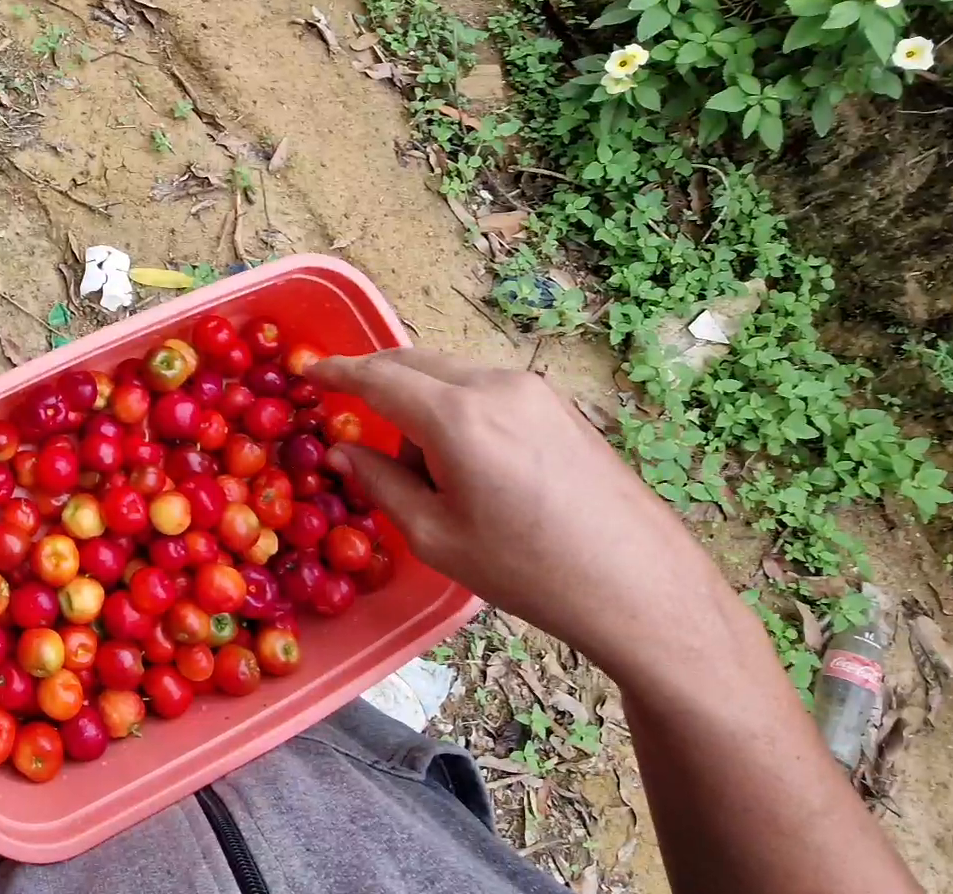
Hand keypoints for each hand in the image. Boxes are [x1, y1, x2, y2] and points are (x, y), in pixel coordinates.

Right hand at [309, 350, 731, 678]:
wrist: (645, 589)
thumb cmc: (528, 570)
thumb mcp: (435, 535)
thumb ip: (380, 482)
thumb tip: (343, 452)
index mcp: (458, 418)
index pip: (378, 378)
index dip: (337, 373)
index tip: (307, 371)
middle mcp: (495, 387)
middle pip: (411, 362)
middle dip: (373, 380)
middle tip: (347, 410)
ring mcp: (532, 391)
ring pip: (446, 372)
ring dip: (415, 398)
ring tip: (419, 464)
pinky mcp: (556, 404)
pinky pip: (480, 386)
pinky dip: (450, 404)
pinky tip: (460, 457)